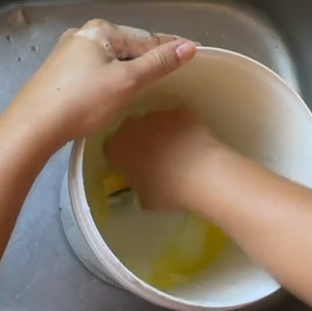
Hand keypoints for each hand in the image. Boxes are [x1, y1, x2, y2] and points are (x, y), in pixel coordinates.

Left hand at [2, 20, 196, 147]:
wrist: (33, 126)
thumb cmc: (84, 101)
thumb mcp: (127, 82)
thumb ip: (159, 63)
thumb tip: (189, 45)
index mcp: (100, 30)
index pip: (146, 38)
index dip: (169, 49)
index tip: (192, 55)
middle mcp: (82, 34)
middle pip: (127, 46)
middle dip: (148, 58)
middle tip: (171, 74)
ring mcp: (67, 53)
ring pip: (110, 59)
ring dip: (129, 70)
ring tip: (146, 86)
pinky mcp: (58, 73)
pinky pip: (94, 71)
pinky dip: (110, 79)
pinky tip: (114, 94)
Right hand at [104, 109, 232, 212]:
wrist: (201, 174)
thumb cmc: (167, 192)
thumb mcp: (144, 199)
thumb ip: (138, 186)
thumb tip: (143, 183)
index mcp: (116, 148)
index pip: (110, 149)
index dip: (120, 157)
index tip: (129, 167)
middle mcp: (131, 126)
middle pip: (130, 130)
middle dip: (137, 141)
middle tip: (151, 158)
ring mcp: (156, 115)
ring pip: (153, 122)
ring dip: (159, 132)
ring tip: (175, 151)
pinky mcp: (180, 111)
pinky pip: (176, 119)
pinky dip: (181, 128)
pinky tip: (191, 142)